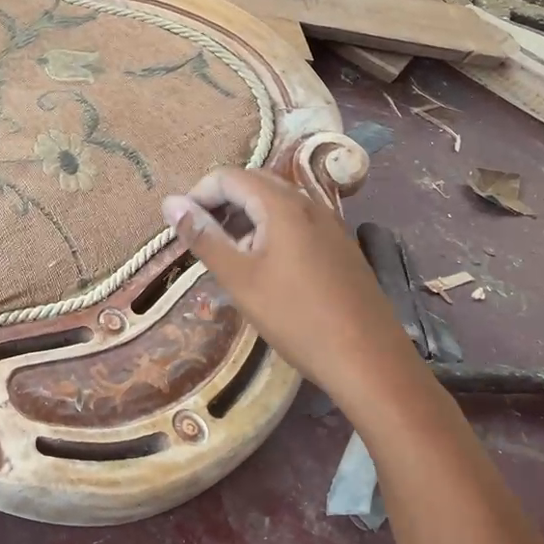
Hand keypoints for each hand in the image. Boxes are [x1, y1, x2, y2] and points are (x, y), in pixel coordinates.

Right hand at [162, 167, 422, 412]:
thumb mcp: (238, 278)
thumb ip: (202, 236)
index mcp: (283, 206)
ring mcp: (331, 226)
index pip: (228, 176)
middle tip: (201, 236)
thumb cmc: (298, 319)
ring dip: (244, 216)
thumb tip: (170, 202)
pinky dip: (269, 230)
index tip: (182, 227)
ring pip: (275, 203)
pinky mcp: (341, 248)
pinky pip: (296, 221)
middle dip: (221, 202)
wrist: (373, 366)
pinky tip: (264, 267)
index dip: (198, 194)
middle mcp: (310, 205)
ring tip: (228, 254)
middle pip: (253, 183)